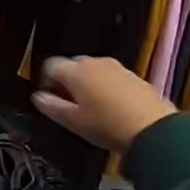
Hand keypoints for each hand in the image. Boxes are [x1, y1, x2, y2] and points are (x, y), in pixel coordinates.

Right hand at [33, 56, 176, 153]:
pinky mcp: (132, 75)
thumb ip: (51, 106)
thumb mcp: (72, 121)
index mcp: (76, 71)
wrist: (150, 127)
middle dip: (67, 81)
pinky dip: (106, 87)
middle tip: (69, 105)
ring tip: (91, 109)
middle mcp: (95, 63)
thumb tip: (38, 97)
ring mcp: (116, 67)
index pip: (50, 65)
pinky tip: (110, 107)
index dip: (46, 81)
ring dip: (87, 84)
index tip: (50, 98)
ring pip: (93, 70)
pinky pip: (111, 76)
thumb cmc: (107, 125)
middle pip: (72, 65)